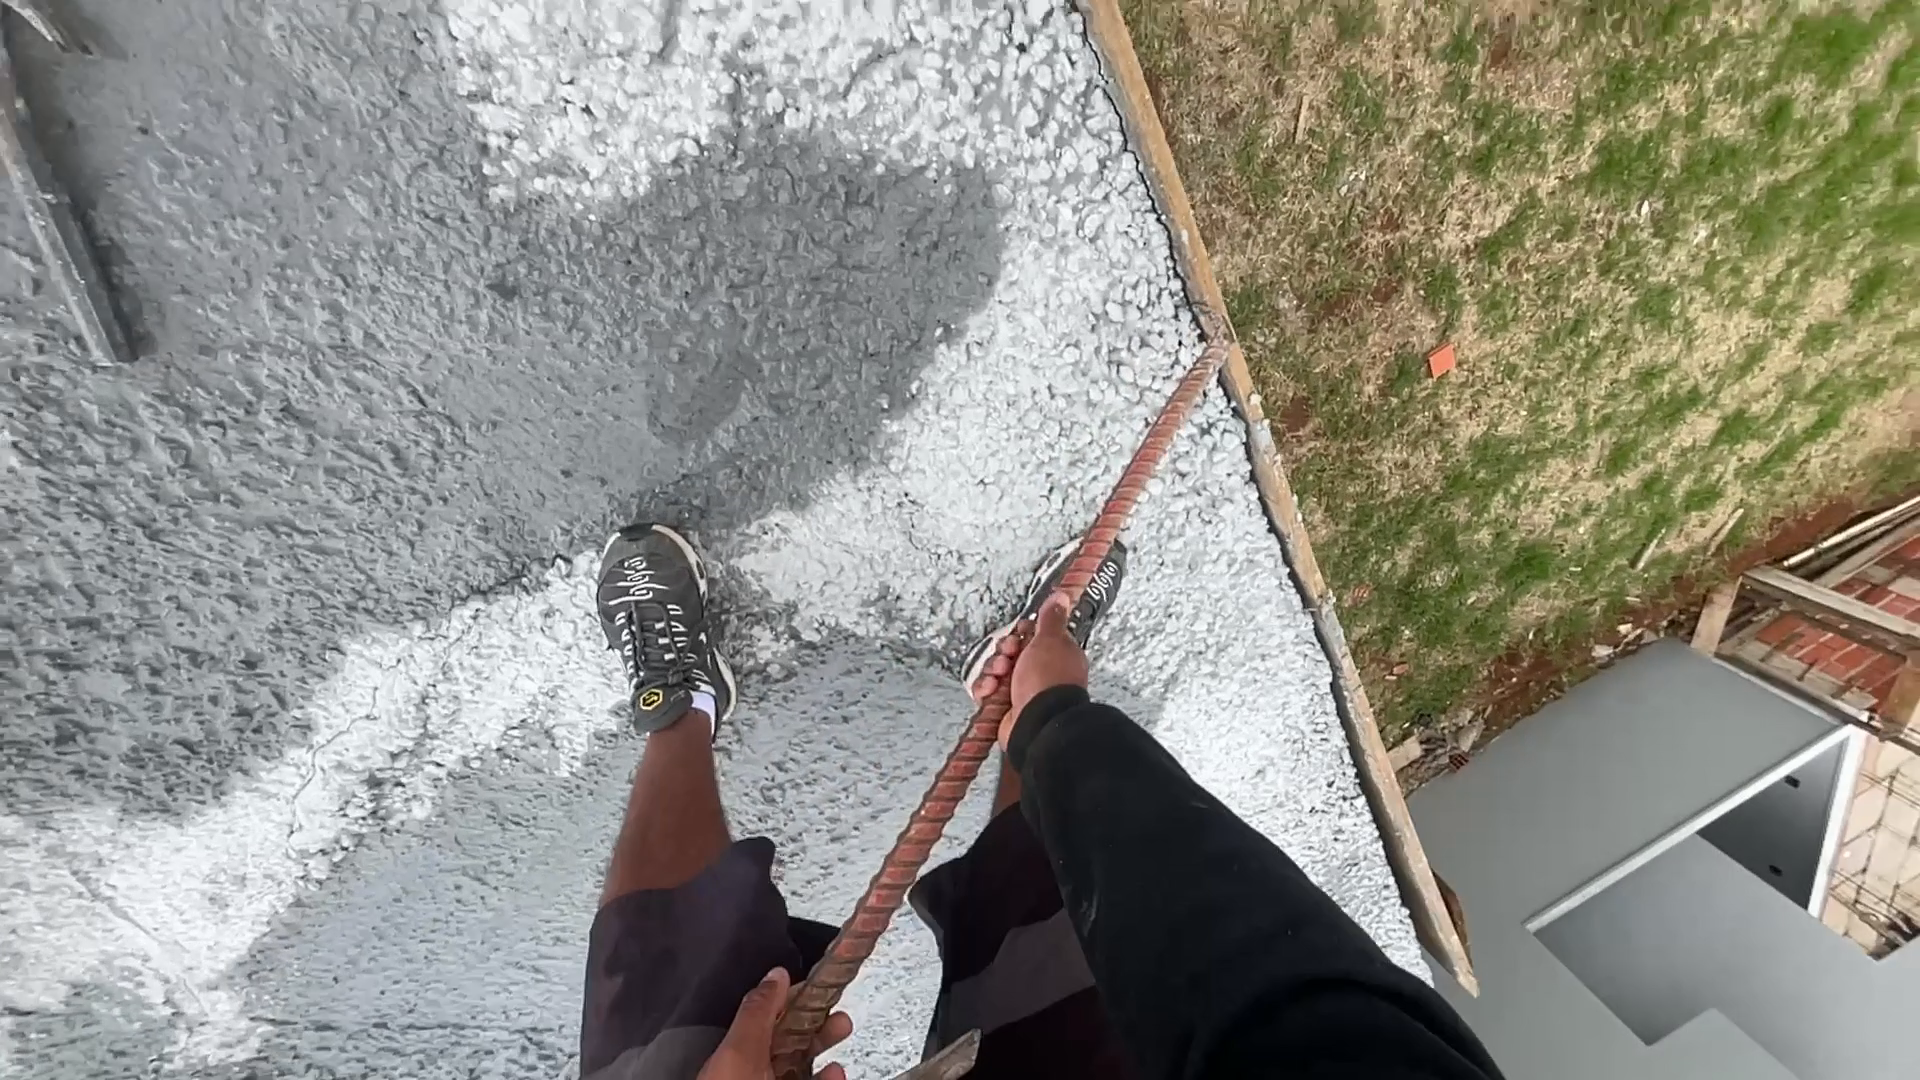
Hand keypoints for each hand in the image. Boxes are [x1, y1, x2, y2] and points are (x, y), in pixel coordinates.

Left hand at [696, 967, 852, 1079]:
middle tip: (842, 1020)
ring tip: (842, 1043)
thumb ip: (757, 1011)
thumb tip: (777, 973)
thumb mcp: (739, 1053)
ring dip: (826, 1054)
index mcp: (738, 1056)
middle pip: (791, 1042)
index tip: (822, 986)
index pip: (769, 1018)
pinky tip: (837, 1076)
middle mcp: (755, 1074)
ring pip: (804, 1069)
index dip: (795, 999)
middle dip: (818, 1026)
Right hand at [976, 594, 1086, 753]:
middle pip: (1011, 651)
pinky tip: (990, 689)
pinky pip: (986, 691)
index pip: (1032, 636)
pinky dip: (984, 688)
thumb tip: (1061, 596)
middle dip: (1003, 651)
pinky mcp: (1005, 707)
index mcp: (1056, 655)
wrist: (1038, 722)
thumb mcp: (1051, 640)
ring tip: (998, 675)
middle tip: (1008, 656)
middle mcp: (1040, 673)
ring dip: (992, 668)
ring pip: (996, 670)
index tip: (1019, 635)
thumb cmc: (1048, 680)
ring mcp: (1022, 691)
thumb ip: (1052, 618)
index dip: (1021, 633)